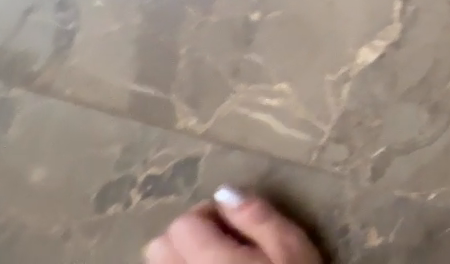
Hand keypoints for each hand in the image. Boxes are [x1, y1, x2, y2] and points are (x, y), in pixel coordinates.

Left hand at [145, 187, 321, 263]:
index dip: (210, 214)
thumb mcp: (290, 248)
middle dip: (189, 236)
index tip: (235, 221)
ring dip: (181, 260)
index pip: (183, 223)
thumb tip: (226, 192)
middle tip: (224, 243)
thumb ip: (257, 216)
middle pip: (159, 247)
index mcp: (210, 261)